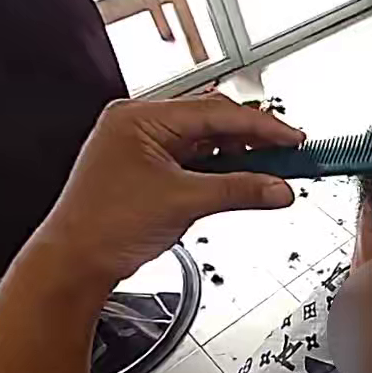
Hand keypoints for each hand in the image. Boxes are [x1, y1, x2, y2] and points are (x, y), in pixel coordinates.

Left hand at [19, 96, 304, 292]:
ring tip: (272, 167)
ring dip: (243, 153)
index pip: (217, 112)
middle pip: (216, 121)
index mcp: (140, 119)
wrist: (78, 259)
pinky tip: (247, 177)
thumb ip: (240, 192)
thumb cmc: (104, 224)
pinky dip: (228, 168)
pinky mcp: (158, 168)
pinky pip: (203, 159)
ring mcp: (150, 147)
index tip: (293, 138)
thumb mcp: (185, 201)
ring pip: (211, 140)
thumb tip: (280, 188)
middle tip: (289, 151)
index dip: (262, 125)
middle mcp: (143, 126)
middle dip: (255, 136)